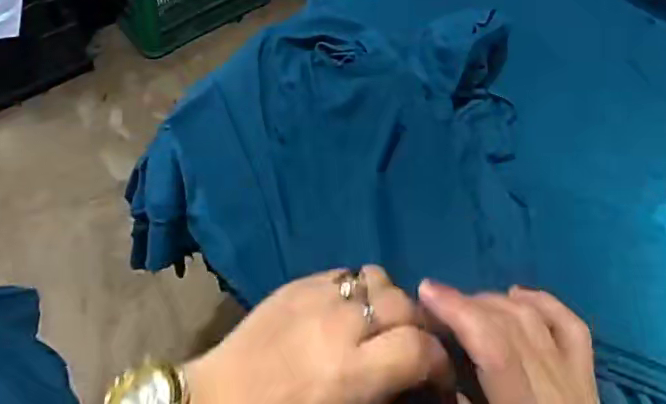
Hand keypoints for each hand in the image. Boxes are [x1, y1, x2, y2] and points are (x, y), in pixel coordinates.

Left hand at [182, 267, 446, 403]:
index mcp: (352, 369)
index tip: (439, 381)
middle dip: (420, 327)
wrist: (224, 395)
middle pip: (403, 303)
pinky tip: (351, 312)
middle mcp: (338, 322)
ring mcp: (315, 294)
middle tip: (417, 352)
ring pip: (375, 276)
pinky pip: (342, 272)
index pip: (421, 347)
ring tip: (385, 326)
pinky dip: (357, 288)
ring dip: (390, 299)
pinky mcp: (295, 282)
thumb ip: (387, 394)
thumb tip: (421, 387)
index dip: (441, 364)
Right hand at [417, 283, 598, 403]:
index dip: (458, 311)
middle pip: (511, 325)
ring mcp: (579, 385)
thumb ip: (459, 402)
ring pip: (533, 320)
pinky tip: (516, 295)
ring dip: (493, 301)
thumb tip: (438, 366)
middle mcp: (557, 392)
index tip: (424, 292)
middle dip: (466, 302)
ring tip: (465, 305)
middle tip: (434, 301)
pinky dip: (542, 302)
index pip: (496, 348)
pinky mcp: (590, 382)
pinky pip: (571, 328)